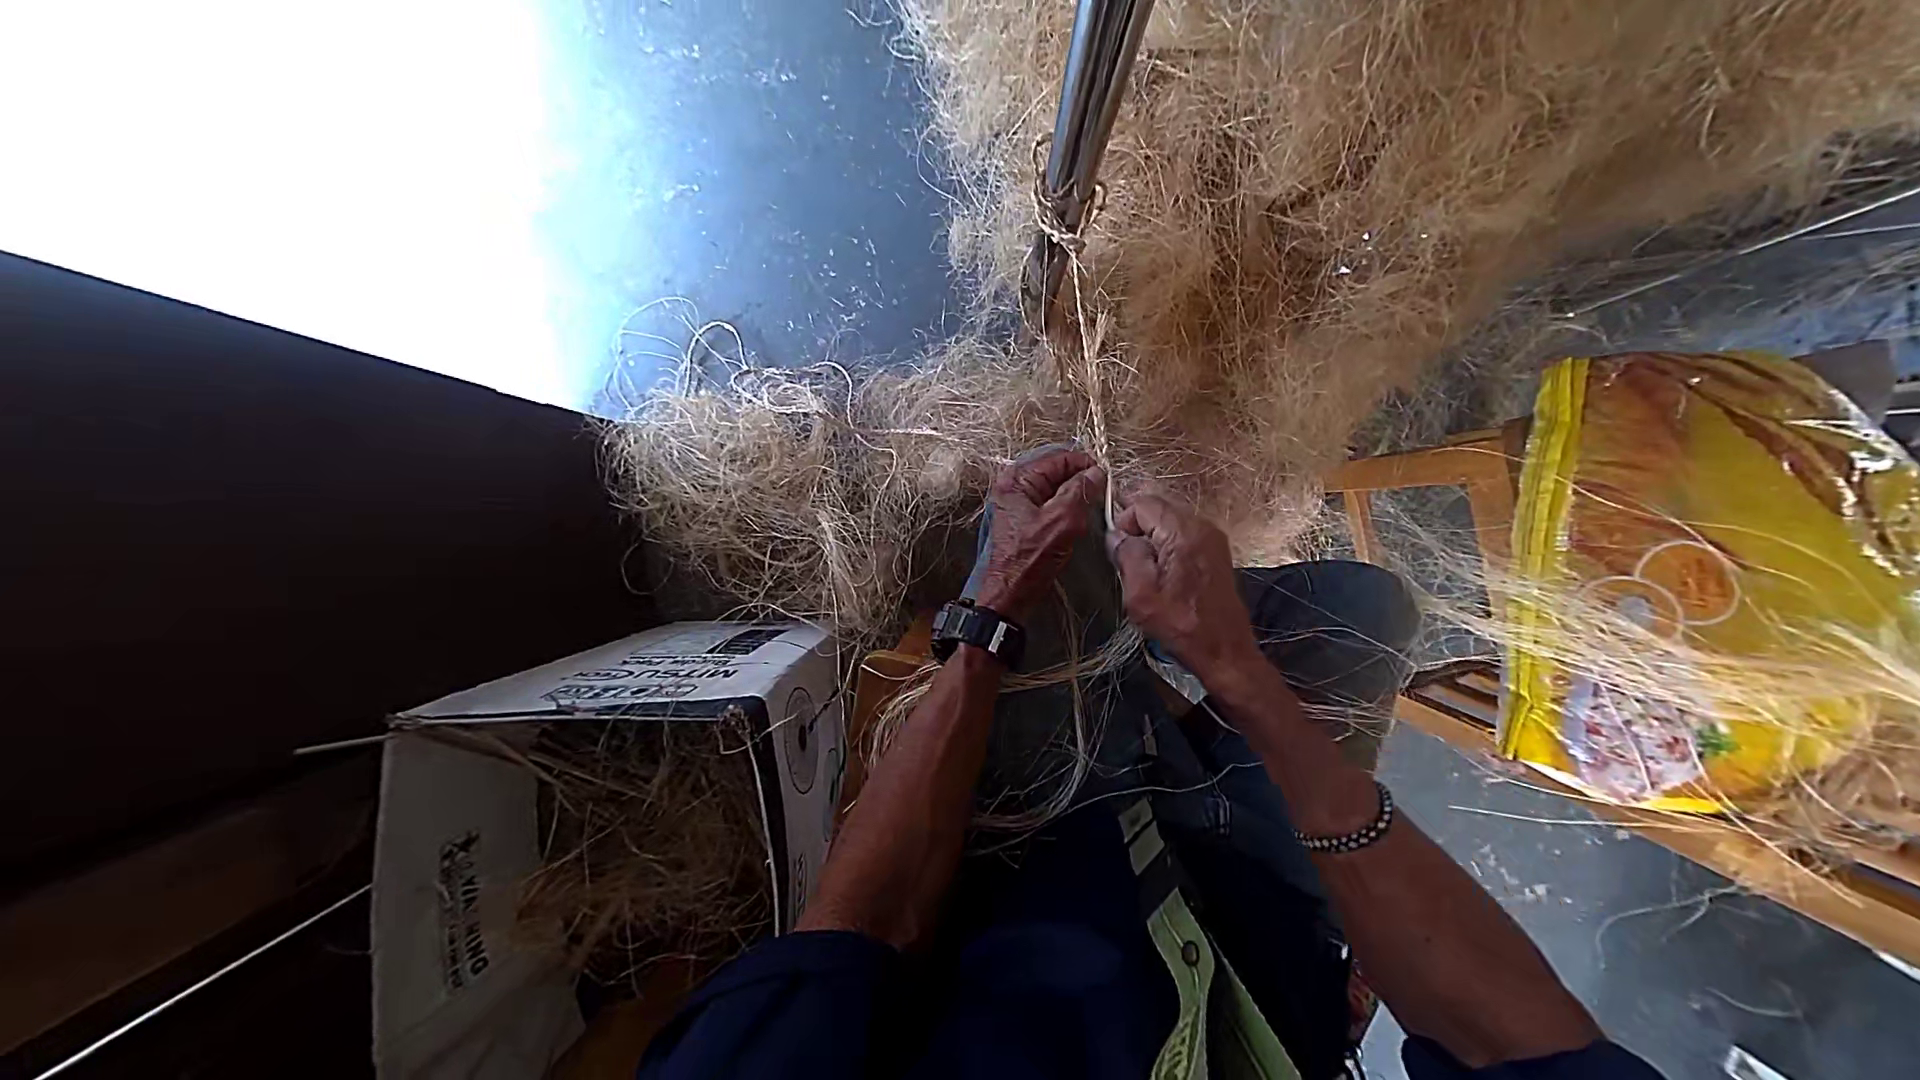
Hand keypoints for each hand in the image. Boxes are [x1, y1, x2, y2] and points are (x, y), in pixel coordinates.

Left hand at [972, 449, 1104, 620]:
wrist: (1011, 591)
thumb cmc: (1029, 559)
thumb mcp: (1062, 520)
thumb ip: (1080, 491)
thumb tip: (1096, 473)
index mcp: (1018, 479)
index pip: (1060, 457)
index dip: (1086, 465)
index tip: (1106, 479)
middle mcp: (1015, 485)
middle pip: (1058, 471)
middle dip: (1081, 481)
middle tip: (1101, 496)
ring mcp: (1018, 501)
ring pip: (1057, 488)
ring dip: (1075, 496)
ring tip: (1091, 509)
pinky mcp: (1025, 517)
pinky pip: (1052, 503)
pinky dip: (1067, 507)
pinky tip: (1078, 520)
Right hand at [1106, 490, 1262, 684]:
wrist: (1224, 652)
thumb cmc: (1180, 625)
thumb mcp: (1140, 594)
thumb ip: (1126, 555)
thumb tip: (1116, 535)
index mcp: (1183, 533)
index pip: (1143, 503)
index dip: (1123, 521)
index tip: (1117, 548)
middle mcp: (1202, 527)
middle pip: (1158, 509)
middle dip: (1137, 529)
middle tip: (1128, 561)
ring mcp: (1213, 539)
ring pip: (1169, 521)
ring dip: (1151, 539)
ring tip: (1145, 571)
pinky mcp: (1216, 552)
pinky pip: (1183, 535)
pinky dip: (1167, 546)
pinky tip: (1163, 574)